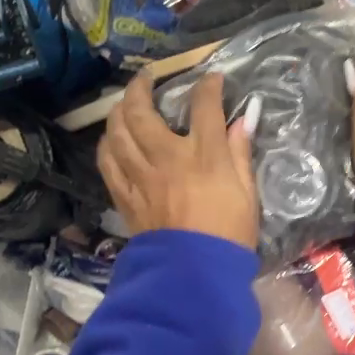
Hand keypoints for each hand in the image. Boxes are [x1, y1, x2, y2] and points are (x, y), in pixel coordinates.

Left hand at [98, 72, 258, 249]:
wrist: (195, 276)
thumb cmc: (229, 234)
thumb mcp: (247, 192)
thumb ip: (241, 152)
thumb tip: (243, 120)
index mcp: (204, 156)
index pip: (203, 106)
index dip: (208, 86)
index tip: (212, 78)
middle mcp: (166, 159)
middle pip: (142, 112)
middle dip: (141, 87)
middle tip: (146, 78)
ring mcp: (141, 177)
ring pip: (117, 133)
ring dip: (118, 111)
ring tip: (124, 103)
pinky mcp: (125, 196)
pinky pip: (107, 163)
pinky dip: (107, 145)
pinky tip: (112, 139)